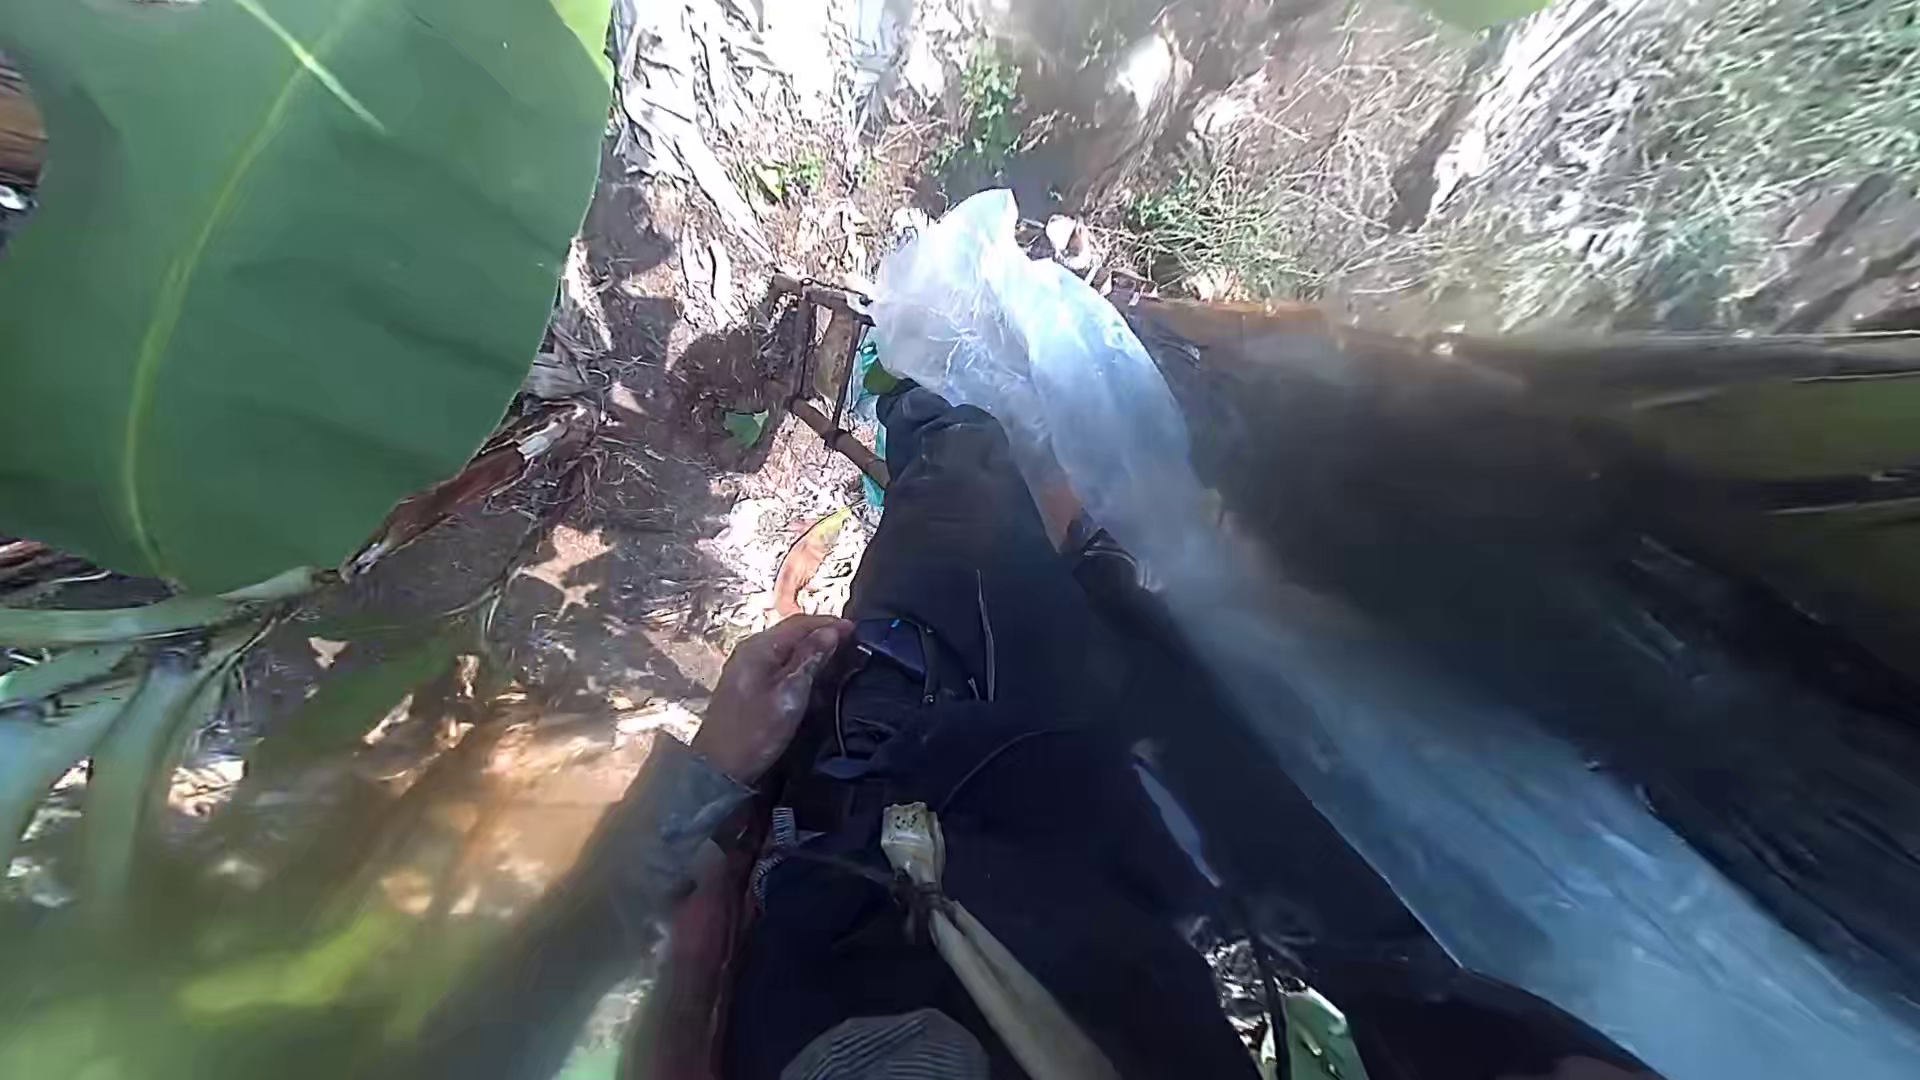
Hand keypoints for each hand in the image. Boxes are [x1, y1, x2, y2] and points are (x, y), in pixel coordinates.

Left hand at [692, 614, 850, 783]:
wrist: (720, 769)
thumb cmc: (757, 730)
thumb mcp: (790, 693)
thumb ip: (811, 658)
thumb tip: (831, 631)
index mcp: (760, 647)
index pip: (800, 623)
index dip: (830, 623)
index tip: (855, 630)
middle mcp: (752, 650)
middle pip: (793, 633)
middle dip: (823, 636)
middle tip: (851, 644)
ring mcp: (748, 667)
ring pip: (787, 649)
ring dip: (813, 651)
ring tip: (838, 660)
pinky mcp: (748, 684)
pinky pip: (780, 664)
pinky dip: (801, 666)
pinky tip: (814, 678)